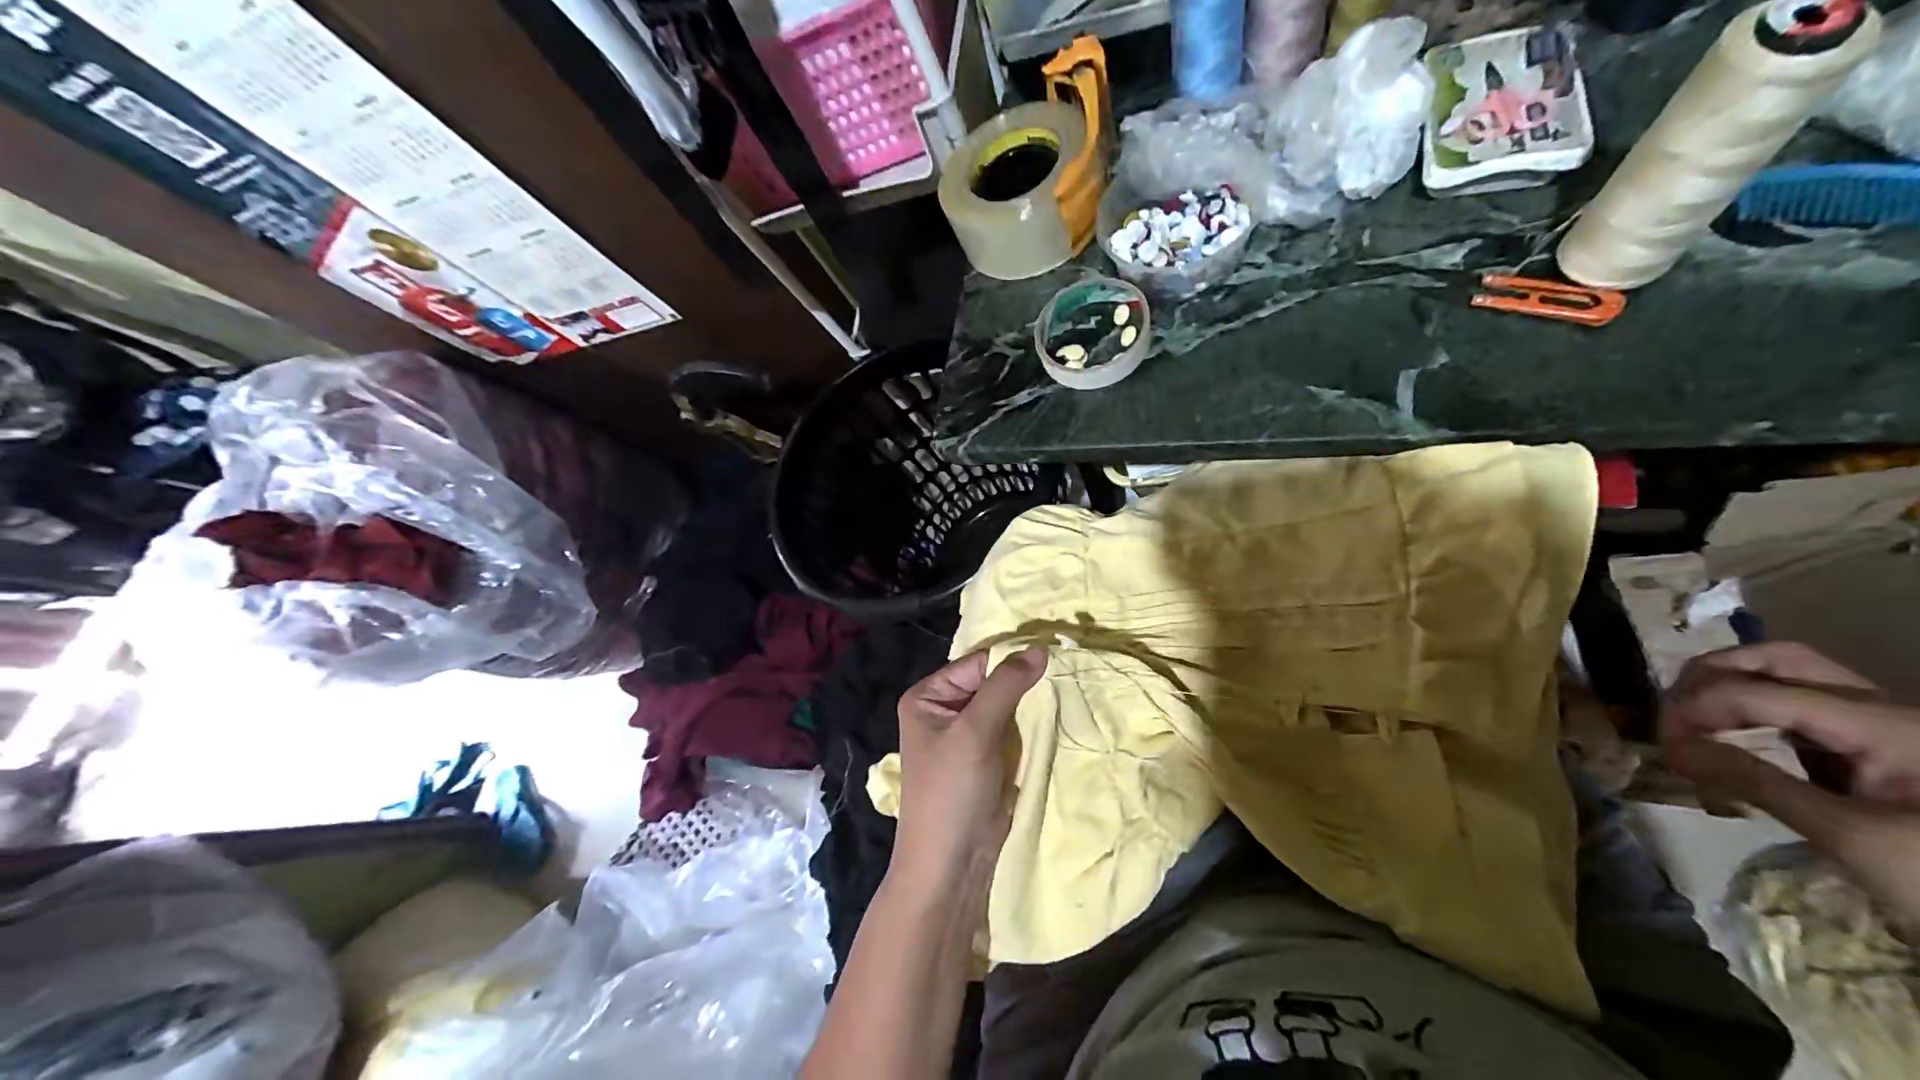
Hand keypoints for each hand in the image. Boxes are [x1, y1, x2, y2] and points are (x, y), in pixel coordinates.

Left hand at [890, 646, 1046, 890]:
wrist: (951, 863)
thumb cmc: (952, 791)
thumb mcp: (975, 731)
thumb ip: (1005, 686)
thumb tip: (1039, 647)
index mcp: (927, 696)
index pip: (976, 662)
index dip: (1011, 658)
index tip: (1053, 652)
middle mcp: (943, 709)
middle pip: (991, 681)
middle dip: (1024, 680)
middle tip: (1065, 668)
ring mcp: (966, 735)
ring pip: (1006, 706)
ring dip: (1031, 703)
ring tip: (1066, 689)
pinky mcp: (987, 757)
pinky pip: (1013, 729)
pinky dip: (1032, 724)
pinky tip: (1056, 715)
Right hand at [1661, 643, 1919, 935]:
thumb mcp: (1849, 836)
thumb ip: (1755, 782)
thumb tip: (1672, 748)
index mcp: (1888, 724)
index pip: (1762, 692)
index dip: (1699, 709)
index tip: (1664, 746)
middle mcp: (1888, 709)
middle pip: (1780, 661)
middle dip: (1712, 678)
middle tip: (1674, 714)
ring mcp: (1885, 726)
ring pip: (1791, 678)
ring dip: (1730, 690)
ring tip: (1693, 722)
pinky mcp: (1877, 747)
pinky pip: (1802, 708)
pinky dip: (1754, 713)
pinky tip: (1731, 739)